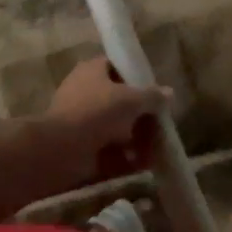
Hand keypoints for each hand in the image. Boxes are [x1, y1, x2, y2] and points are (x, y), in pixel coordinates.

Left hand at [46, 57, 171, 180]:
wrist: (62, 147)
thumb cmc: (97, 111)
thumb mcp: (131, 100)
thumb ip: (151, 96)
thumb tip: (169, 92)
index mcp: (91, 71)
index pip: (115, 67)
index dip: (135, 77)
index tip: (153, 92)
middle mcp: (84, 90)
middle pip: (118, 101)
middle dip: (140, 116)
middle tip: (160, 127)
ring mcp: (81, 118)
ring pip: (114, 127)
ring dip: (135, 140)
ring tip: (155, 152)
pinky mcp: (80, 143)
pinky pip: (107, 148)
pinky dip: (124, 157)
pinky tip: (142, 165)